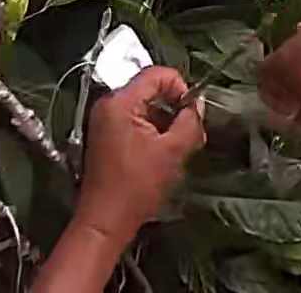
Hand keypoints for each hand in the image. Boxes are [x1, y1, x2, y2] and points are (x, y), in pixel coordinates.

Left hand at [76, 67, 205, 240]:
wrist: (103, 225)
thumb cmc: (135, 188)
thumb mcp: (171, 153)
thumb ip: (189, 123)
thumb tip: (197, 106)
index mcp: (120, 102)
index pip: (156, 74)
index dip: (179, 86)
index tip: (192, 109)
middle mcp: (109, 104)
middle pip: (150, 88)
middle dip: (173, 106)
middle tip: (190, 128)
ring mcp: (104, 119)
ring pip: (144, 104)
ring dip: (164, 119)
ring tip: (179, 143)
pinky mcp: (105, 134)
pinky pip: (134, 118)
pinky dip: (151, 128)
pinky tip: (162, 150)